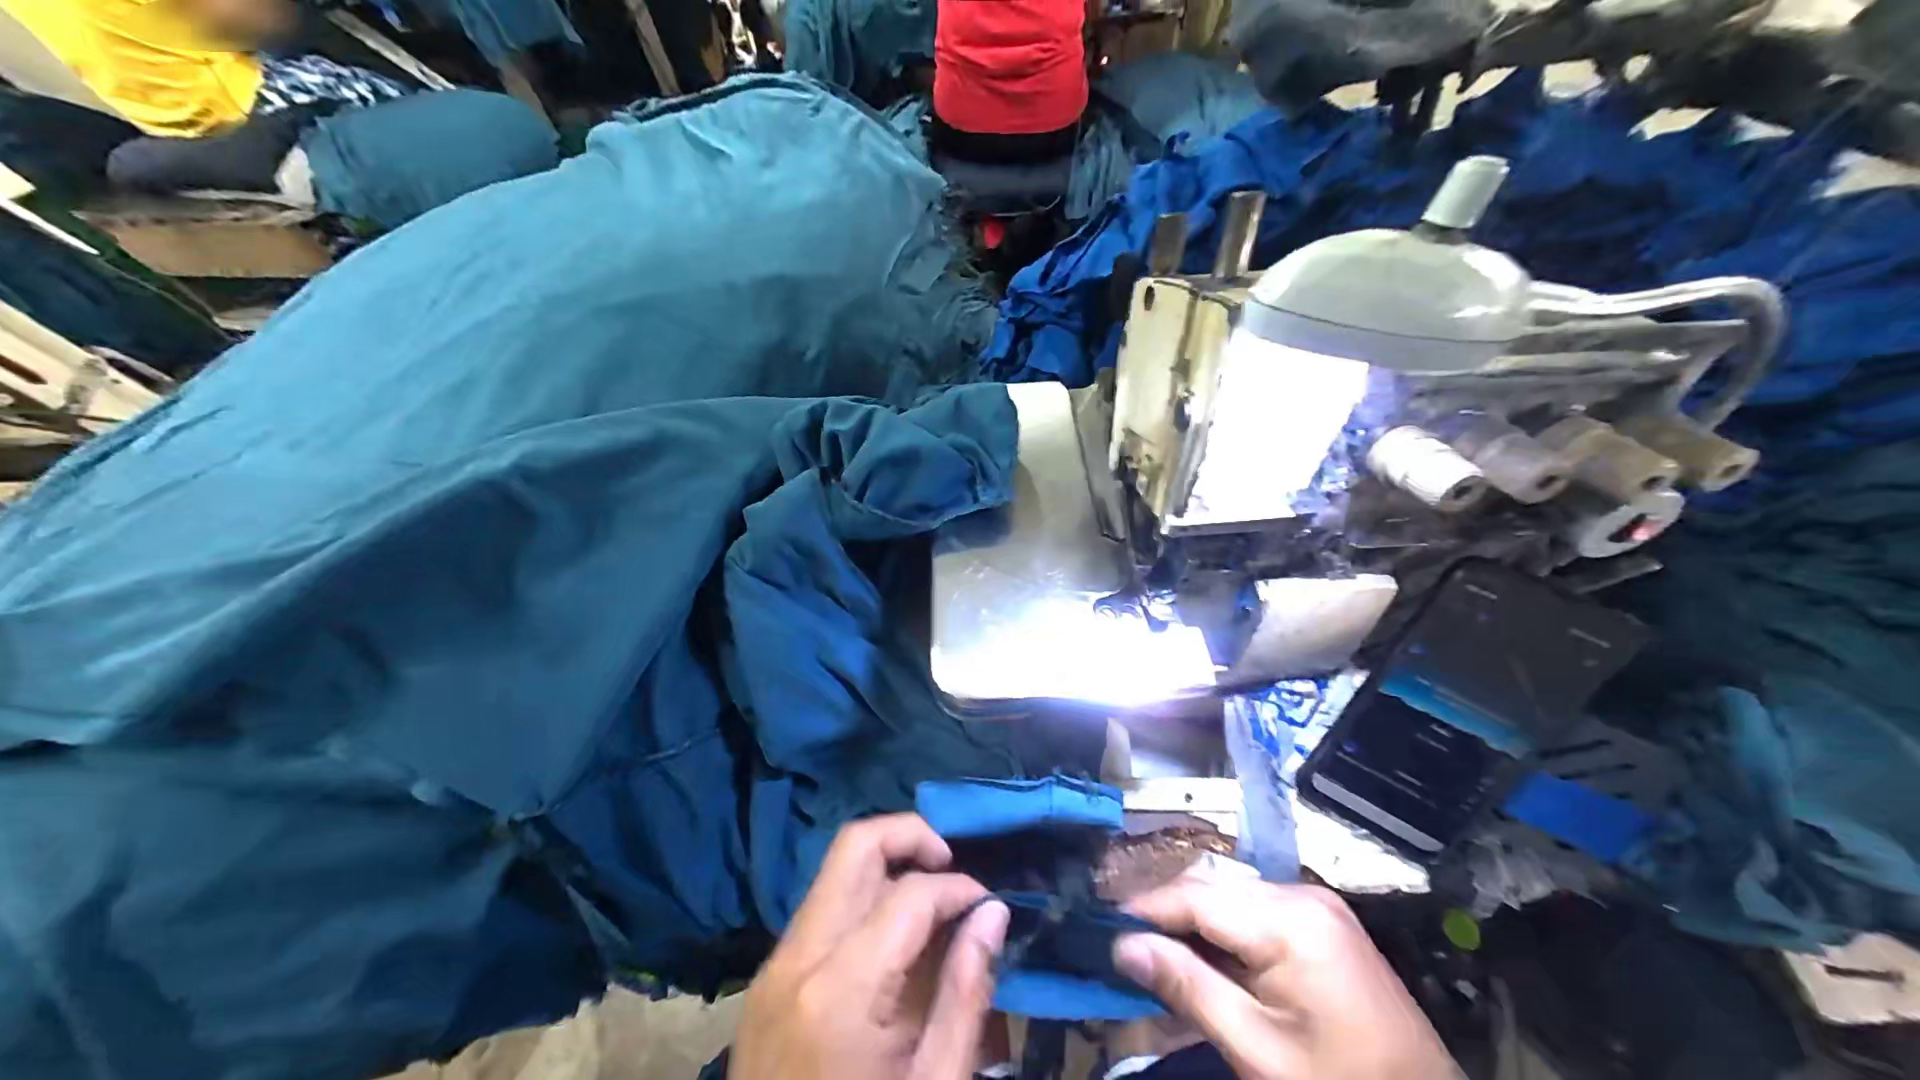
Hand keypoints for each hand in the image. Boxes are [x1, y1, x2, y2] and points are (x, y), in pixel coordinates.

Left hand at [732, 814, 1010, 1079]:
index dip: (959, 887)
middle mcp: (797, 956)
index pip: (909, 893)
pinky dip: (863, 898)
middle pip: (855, 846)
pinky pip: (821, 908)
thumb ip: (967, 990)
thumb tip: (994, 910)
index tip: (990, 904)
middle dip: (912, 837)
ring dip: (887, 865)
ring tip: (933, 896)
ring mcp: (774, 964)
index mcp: (840, 988)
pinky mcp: (767, 979)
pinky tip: (896, 934)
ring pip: (834, 871)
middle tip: (955, 866)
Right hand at [1113, 879, 1458, 1079]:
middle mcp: (1302, 895)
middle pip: (1210, 893)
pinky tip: (1201, 968)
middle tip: (1121, 954)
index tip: (1098, 929)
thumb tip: (1122, 947)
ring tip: (1153, 962)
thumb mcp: (1258, 1051)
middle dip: (1164, 921)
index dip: (1142, 911)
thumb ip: (1187, 988)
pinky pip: (1254, 917)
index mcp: (1290, 918)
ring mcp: (1316, 908)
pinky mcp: (1322, 926)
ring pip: (1228, 902)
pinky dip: (1221, 939)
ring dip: (1189, 930)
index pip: (1194, 896)